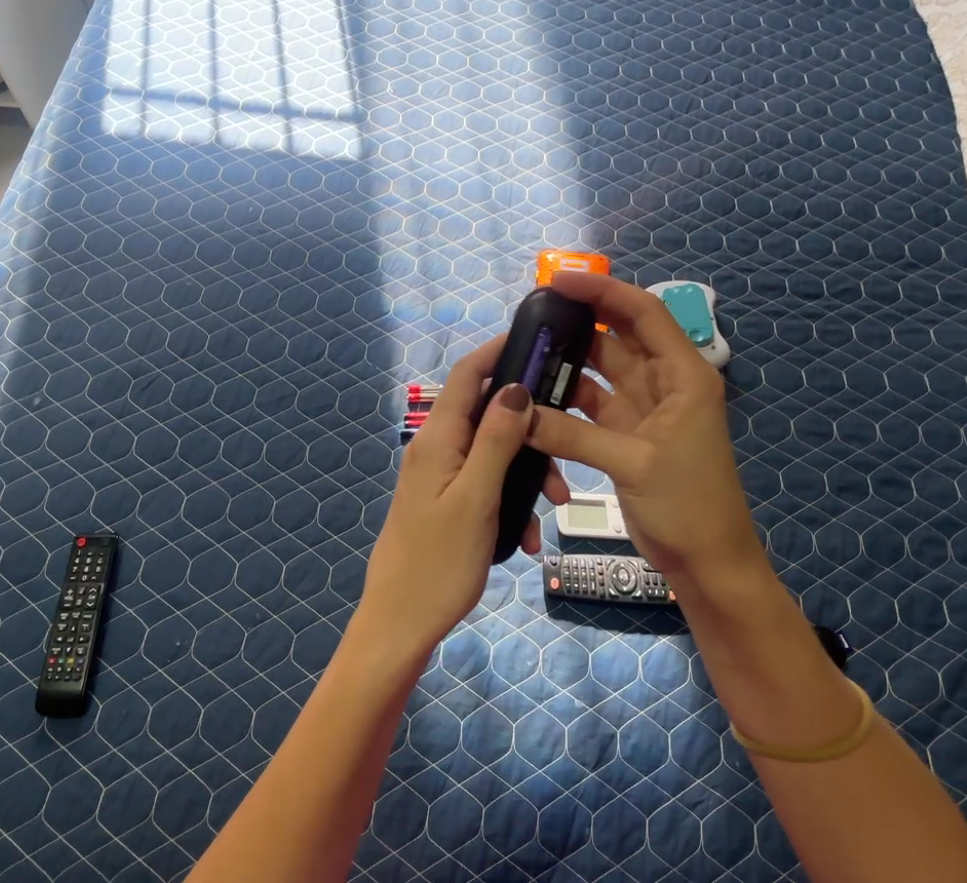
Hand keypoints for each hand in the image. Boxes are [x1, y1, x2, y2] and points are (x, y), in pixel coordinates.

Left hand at [358, 337, 568, 652]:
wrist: (401, 623)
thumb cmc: (440, 561)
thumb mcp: (476, 497)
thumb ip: (496, 439)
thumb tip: (515, 387)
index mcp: (438, 439)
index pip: (468, 374)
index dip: (500, 351)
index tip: (542, 343)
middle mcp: (435, 449)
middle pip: (488, 413)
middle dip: (530, 428)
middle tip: (566, 453)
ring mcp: (439, 477)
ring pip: (493, 453)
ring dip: (527, 473)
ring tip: (555, 507)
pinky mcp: (445, 503)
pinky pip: (486, 486)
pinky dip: (511, 502)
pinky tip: (529, 537)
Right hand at [526, 272, 768, 583]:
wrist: (707, 562)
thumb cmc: (688, 505)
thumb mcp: (632, 463)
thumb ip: (572, 434)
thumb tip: (517, 411)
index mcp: (683, 375)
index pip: (643, 313)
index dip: (602, 292)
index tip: (557, 282)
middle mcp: (663, 383)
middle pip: (617, 337)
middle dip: (577, 324)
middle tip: (529, 317)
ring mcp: (643, 409)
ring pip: (599, 372)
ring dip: (567, 364)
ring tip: (524, 353)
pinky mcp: (626, 436)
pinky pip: (590, 406)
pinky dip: (565, 402)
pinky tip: (534, 397)